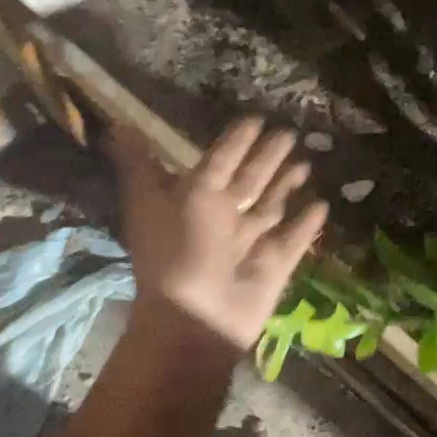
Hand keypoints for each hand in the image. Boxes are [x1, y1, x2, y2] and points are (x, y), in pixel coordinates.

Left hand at [110, 117, 327, 351]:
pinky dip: (307, 225)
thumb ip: (138, 163)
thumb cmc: (172, 253)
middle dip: (268, 158)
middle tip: (289, 132)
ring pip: (272, 206)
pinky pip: (294, 239)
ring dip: (287, 185)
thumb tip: (114, 126)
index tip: (254, 119)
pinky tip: (322, 205)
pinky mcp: (275, 265)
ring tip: (306, 163)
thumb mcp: (148, 200)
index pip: (219, 161)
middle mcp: (224, 218)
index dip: (235, 142)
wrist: (195, 317)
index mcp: (195, 199)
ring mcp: (252, 242)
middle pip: (250, 181)